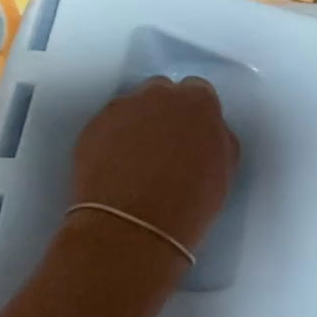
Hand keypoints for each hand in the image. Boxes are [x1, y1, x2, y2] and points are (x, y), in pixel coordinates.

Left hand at [67, 77, 239, 250]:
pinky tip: (117, 169)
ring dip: (137, 125)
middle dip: (165, 111)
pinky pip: (107, 127)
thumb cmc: (192, 200)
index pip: (199, 91)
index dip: (195, 114)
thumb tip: (206, 132)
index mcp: (198, 102)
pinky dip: (112, 141)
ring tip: (138, 161)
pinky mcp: (91, 127)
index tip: (193, 135)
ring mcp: (121, 109)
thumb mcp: (225, 168)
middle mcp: (158, 95)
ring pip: (132, 108)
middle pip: (162, 92)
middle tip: (166, 146)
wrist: (136, 225)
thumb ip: (217, 138)